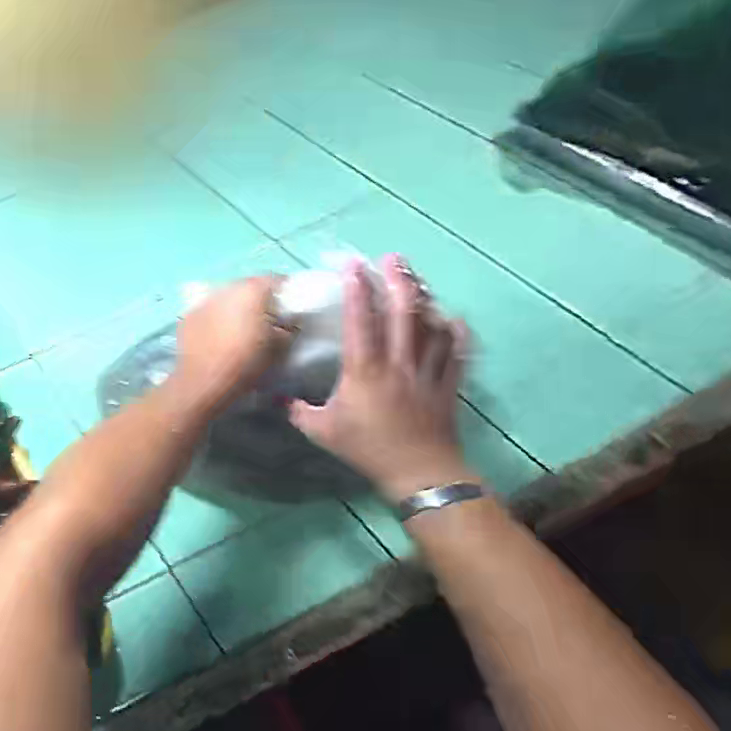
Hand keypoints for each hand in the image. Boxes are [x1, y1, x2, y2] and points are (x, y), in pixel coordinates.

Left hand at [172, 275, 290, 409]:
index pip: (275, 280)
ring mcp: (201, 302)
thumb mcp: (281, 344)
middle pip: (247, 287)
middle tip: (268, 316)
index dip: (286, 292)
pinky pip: (207, 311)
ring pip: (225, 297)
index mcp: (250, 290)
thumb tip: (289, 321)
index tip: (291, 307)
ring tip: (242, 325)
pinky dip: (216, 316)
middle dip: (259, 298)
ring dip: (235, 306)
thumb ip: (289, 325)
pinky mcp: (186, 317)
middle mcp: (224, 290)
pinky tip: (220, 333)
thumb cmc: (247, 361)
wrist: (204, 380)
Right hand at [290, 256, 475, 501]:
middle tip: (392, 258)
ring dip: (424, 299)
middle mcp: (397, 363)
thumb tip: (274, 393)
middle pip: (403, 313)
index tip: (352, 266)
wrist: (418, 471)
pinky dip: (455, 331)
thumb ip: (295, 408)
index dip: (357, 290)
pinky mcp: (447, 384)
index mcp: (363, 369)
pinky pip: (456, 351)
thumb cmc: (363, 447)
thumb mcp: (317, 428)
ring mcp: (427, 371)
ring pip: (431, 326)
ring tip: (416, 279)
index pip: (361, 321)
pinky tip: (451, 318)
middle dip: (398, 281)